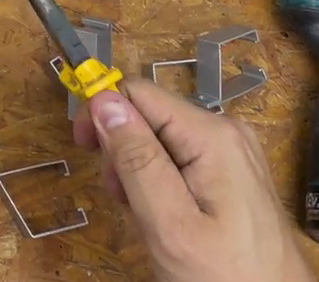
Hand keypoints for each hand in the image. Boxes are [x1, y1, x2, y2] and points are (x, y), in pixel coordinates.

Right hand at [74, 79, 313, 281]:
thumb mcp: (170, 225)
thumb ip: (136, 159)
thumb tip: (102, 98)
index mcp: (212, 135)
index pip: (136, 92)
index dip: (102, 113)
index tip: (84, 151)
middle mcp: (225, 131)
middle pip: (148, 114)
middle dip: (122, 148)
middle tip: (121, 199)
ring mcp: (233, 153)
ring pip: (160, 137)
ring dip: (137, 168)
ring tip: (144, 215)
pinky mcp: (234, 175)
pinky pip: (180, 158)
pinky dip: (159, 181)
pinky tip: (165, 216)